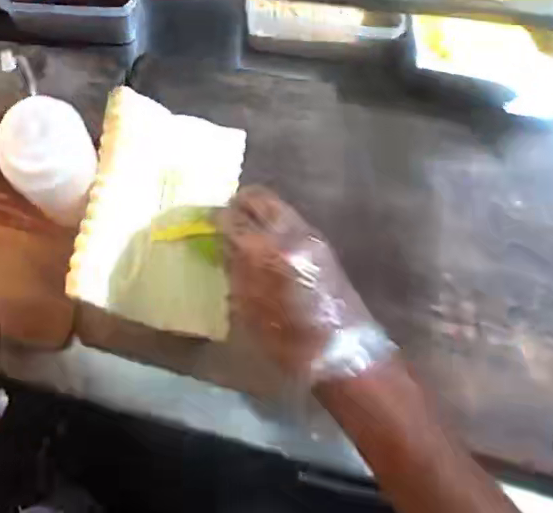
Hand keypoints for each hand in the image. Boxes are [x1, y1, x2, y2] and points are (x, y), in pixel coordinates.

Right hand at [220, 186, 394, 385]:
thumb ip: (235, 270)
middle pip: (257, 198)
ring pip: (276, 205)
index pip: (232, 219)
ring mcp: (308, 235)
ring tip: (246, 227)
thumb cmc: (290, 342)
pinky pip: (289, 218)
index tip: (206, 222)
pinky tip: (267, 240)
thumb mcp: (249, 309)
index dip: (216, 218)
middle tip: (226, 216)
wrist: (347, 355)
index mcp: (267, 253)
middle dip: (238, 203)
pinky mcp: (321, 242)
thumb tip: (225, 246)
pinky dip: (274, 220)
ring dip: (257, 210)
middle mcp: (289, 234)